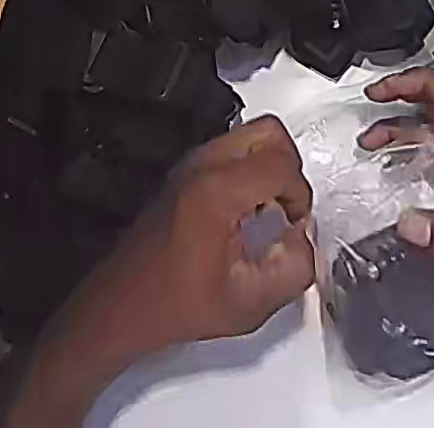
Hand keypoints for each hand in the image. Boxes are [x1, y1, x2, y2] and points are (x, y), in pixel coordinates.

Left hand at [5, 117, 316, 427]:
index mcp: (218, 191)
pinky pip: (231, 148)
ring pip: (250, 135)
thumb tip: (307, 237)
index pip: (281, 164)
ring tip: (268, 211)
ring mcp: (192, 161)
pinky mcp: (187, 168)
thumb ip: (294, 267)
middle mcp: (203, 164)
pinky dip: (250, 168)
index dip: (301, 195)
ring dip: (270, 166)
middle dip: (290, 166)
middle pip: (269, 131)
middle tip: (289, 206)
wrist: (127, 298)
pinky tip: (247, 210)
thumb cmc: (177, 301)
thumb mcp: (251, 302)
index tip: (296, 224)